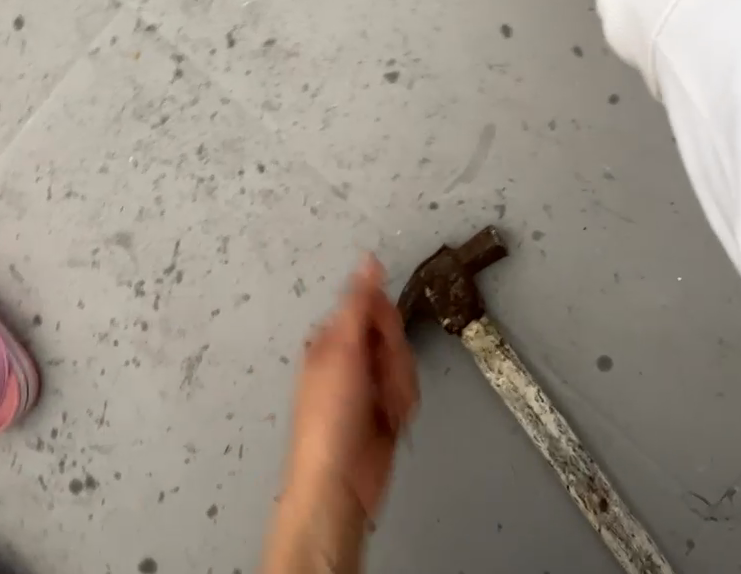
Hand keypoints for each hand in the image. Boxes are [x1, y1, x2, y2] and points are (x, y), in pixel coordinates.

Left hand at [282, 256, 418, 519]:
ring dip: (400, 386)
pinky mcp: (386, 406)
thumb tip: (369, 258)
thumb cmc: (331, 416)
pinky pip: (409, 389)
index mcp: (333, 336)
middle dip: (395, 361)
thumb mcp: (343, 350)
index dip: (386, 325)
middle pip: (393, 334)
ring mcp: (369, 381)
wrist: (340, 482)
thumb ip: (360, 302)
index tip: (381, 344)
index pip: (374, 306)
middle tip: (380, 382)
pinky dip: (404, 404)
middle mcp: (350, 355)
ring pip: (405, 362)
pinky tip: (390, 421)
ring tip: (383, 409)